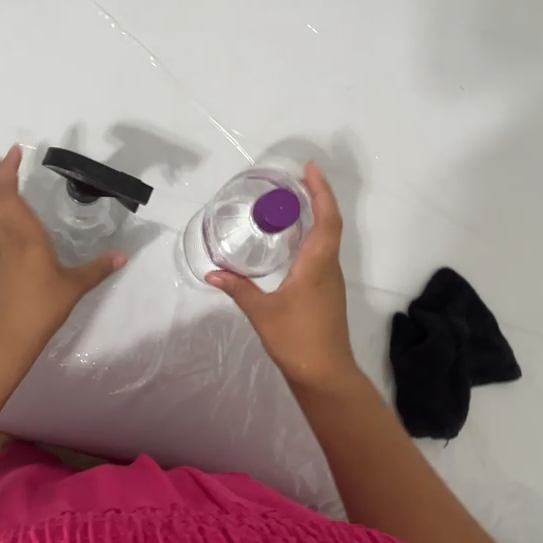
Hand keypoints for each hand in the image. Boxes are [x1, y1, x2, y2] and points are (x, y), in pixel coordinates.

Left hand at [0, 145, 124, 346]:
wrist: (6, 336)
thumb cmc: (41, 308)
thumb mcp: (74, 287)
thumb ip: (97, 269)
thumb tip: (122, 257)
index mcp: (25, 236)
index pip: (9, 193)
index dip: (8, 169)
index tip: (15, 152)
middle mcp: (3, 237)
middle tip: (4, 160)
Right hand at [206, 161, 359, 388]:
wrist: (324, 373)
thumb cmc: (297, 339)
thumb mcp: (262, 312)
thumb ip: (238, 289)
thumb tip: (212, 274)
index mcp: (317, 265)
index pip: (325, 218)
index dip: (320, 191)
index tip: (309, 169)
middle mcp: (328, 267)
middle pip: (329, 224)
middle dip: (316, 198)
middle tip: (295, 180)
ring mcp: (330, 282)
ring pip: (326, 240)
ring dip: (314, 218)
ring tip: (289, 205)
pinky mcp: (326, 294)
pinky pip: (320, 255)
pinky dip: (309, 239)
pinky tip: (289, 243)